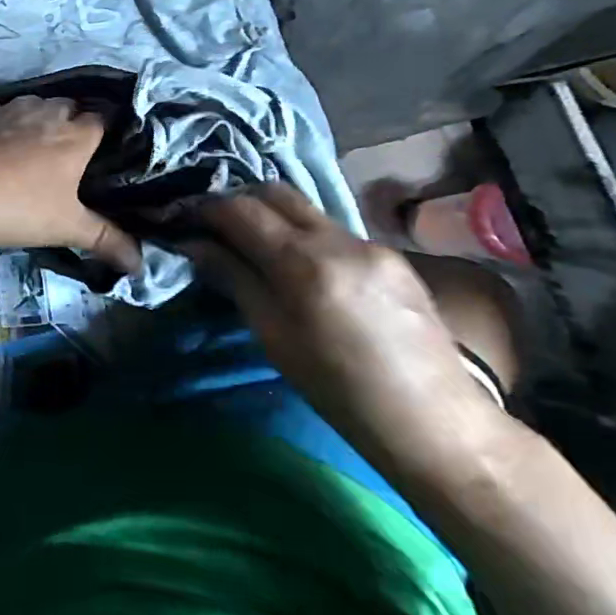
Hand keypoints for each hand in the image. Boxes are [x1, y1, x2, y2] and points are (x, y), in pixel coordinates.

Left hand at [0, 96, 140, 272]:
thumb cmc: (17, 207)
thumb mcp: (66, 228)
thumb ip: (106, 241)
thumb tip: (140, 264)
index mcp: (75, 135)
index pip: (102, 120)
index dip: (104, 133)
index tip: (103, 152)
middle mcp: (44, 113)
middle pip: (66, 107)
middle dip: (69, 123)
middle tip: (66, 155)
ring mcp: (7, 110)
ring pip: (31, 105)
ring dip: (34, 120)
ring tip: (30, 147)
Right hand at [187, 184, 512, 475]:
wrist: (434, 421)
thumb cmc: (336, 386)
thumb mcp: (270, 332)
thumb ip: (232, 276)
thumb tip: (192, 244)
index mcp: (305, 262)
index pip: (240, 208)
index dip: (204, 209)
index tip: (181, 221)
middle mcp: (340, 240)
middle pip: (275, 193)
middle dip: (237, 201)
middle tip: (211, 226)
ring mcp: (372, 245)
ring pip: (305, 209)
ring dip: (270, 217)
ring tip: (248, 245)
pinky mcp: (392, 257)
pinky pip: (331, 230)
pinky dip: (301, 235)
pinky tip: (295, 265)